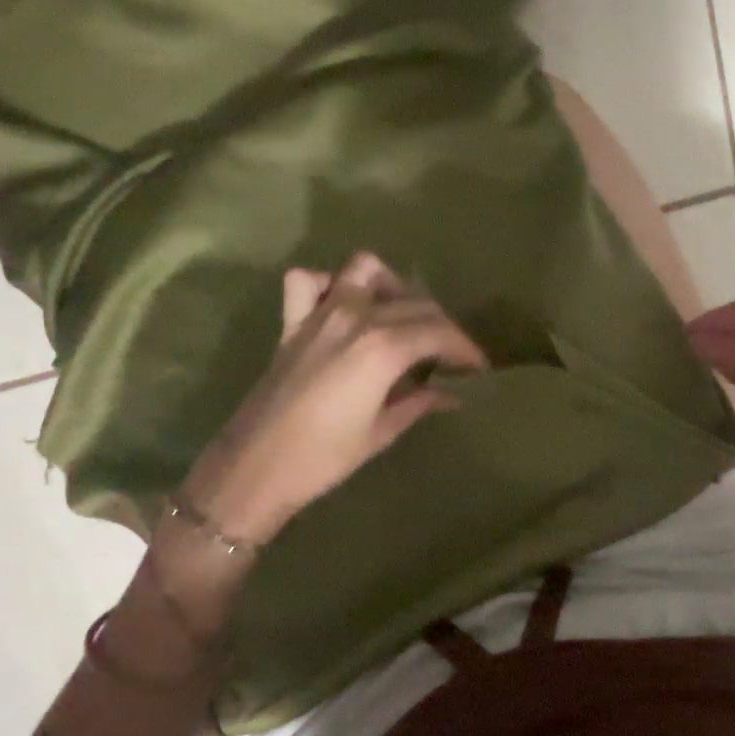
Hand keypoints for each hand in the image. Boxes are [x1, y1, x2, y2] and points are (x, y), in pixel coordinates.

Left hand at [180, 252, 487, 544]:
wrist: (256, 466)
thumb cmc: (324, 458)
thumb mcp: (380, 432)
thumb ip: (418, 403)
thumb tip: (451, 395)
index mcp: (383, 348)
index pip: (439, 332)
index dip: (465, 348)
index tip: (478, 367)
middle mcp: (356, 318)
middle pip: (412, 303)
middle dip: (440, 324)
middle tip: (449, 354)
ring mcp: (320, 315)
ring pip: (364, 270)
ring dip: (390, 285)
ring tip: (402, 315)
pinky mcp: (292, 323)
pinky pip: (308, 282)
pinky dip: (329, 284)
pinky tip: (344, 306)